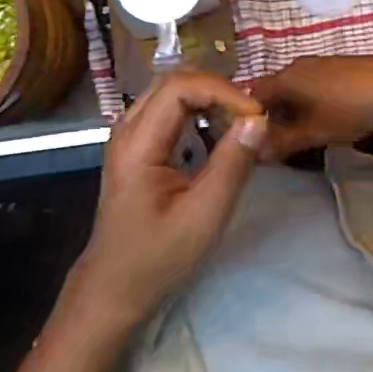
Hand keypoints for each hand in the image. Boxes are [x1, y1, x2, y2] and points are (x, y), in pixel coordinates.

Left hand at [63, 74, 265, 328]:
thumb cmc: (157, 258)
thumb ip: (232, 164)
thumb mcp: (204, 216)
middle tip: (250, 117)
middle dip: (218, 91)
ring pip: (173, 92)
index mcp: (137, 143)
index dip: (222, 91)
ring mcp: (130, 136)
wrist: (113, 290)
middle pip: (175, 81)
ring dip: (210, 99)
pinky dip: (200, 112)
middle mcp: (128, 129)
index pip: (180, 86)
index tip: (255, 116)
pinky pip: (170, 110)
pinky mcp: (138, 146)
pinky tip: (219, 135)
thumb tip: (259, 119)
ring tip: (239, 125)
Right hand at [251, 56, 372, 162]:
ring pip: (293, 87)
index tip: (256, 140)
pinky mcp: (337, 65)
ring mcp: (319, 63)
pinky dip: (308, 100)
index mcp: (286, 78)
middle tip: (278, 141)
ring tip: (302, 132)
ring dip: (292, 108)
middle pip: (273, 90)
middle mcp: (297, 65)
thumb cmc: (351, 109)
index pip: (253, 94)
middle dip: (272, 116)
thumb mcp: (316, 132)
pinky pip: (310, 82)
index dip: (250, 118)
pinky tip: (325, 116)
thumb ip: (284, 142)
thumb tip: (257, 154)